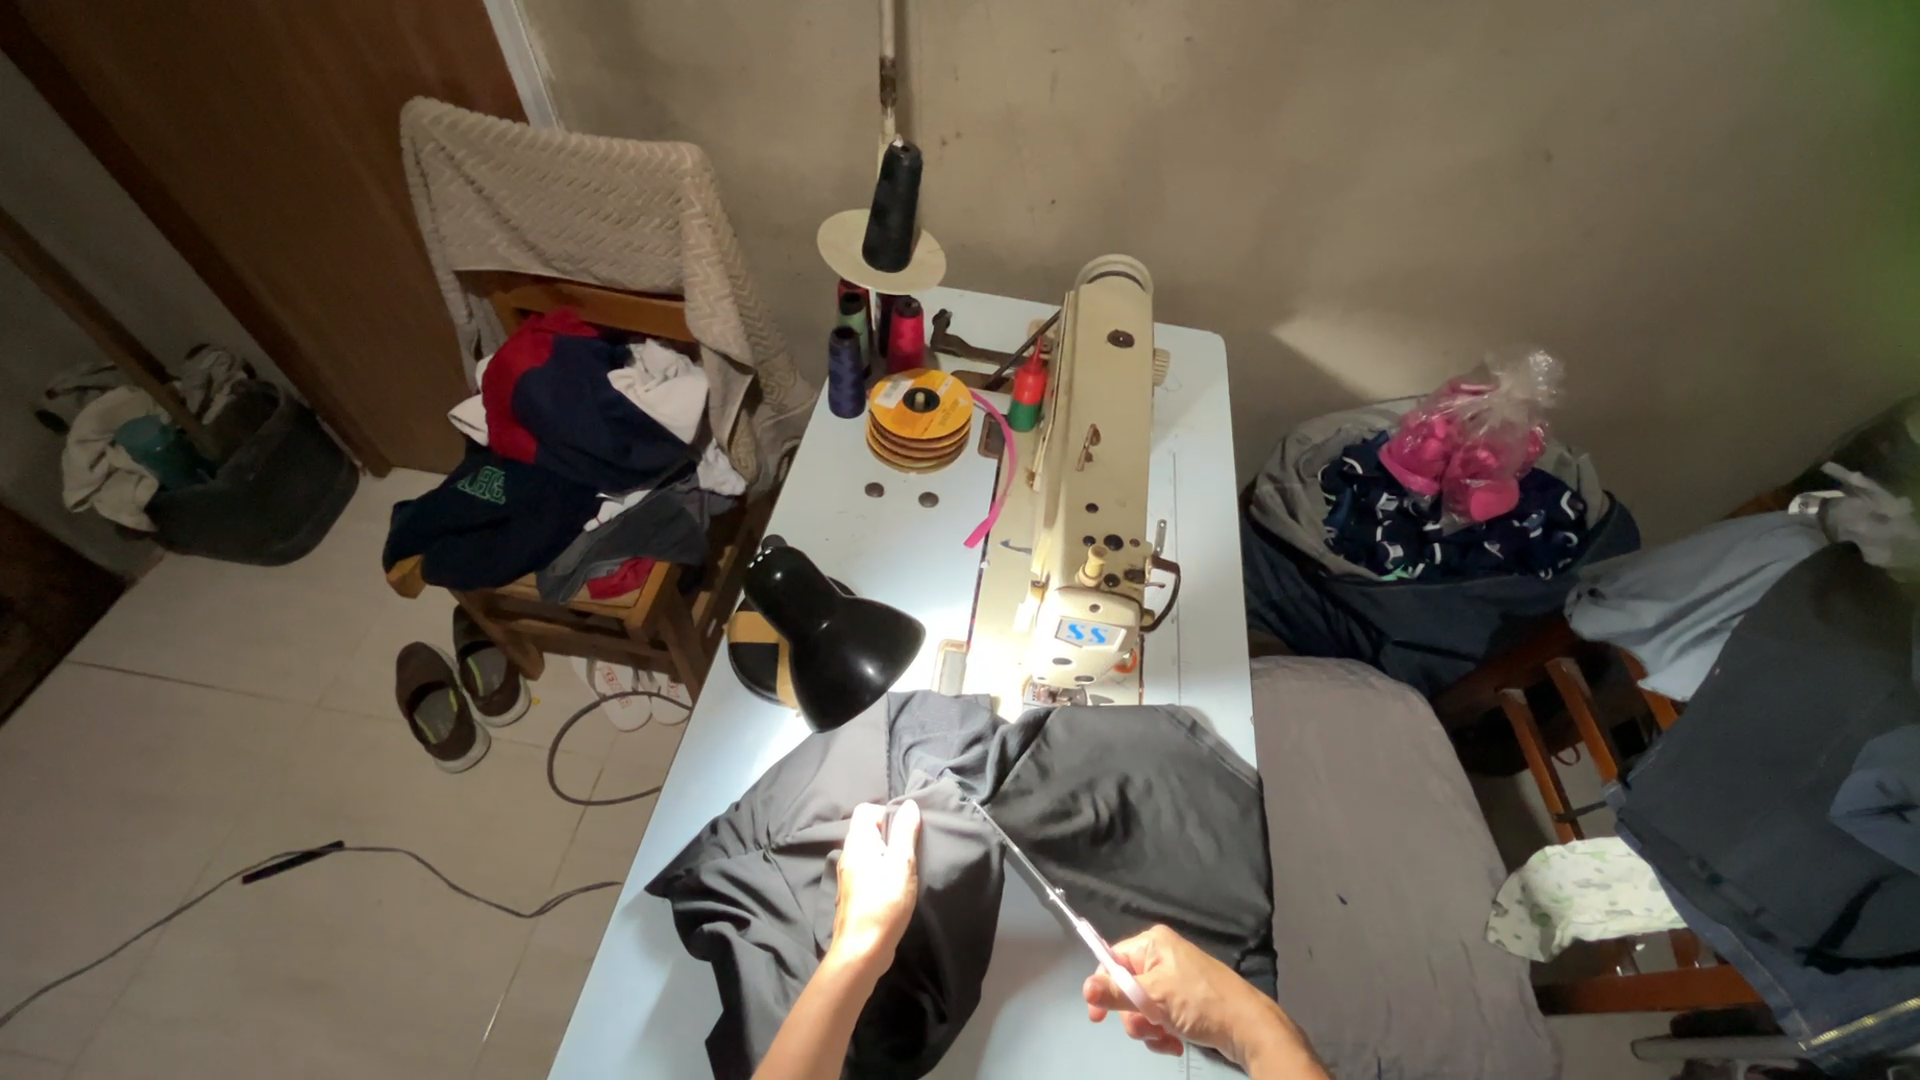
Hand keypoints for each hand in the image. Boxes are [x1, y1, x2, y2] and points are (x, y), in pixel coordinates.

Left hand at [826, 800, 921, 974]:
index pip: (865, 809)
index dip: (886, 813)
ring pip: (867, 852)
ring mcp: (847, 875)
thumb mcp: (901, 862)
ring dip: (885, 855)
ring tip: (904, 869)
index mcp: (858, 841)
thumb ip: (905, 831)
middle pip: (866, 830)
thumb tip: (908, 804)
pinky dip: (879, 871)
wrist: (862, 949)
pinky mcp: (852, 894)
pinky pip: (866, 870)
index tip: (905, 830)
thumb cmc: (884, 901)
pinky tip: (894, 887)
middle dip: (889, 834)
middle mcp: (848, 854)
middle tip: (909, 850)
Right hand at [1083, 925, 1326, 1077]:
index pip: (1113, 959)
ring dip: (1148, 1028)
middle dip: (1134, 1015)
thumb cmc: (1200, 1003)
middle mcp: (1161, 957)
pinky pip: (1160, 1016)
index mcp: (1152, 944)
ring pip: (1142, 1007)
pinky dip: (1162, 1032)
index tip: (1097, 1016)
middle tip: (1147, 1029)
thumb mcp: (1154, 998)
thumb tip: (1085, 986)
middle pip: (1127, 987)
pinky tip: (1175, 1043)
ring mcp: (1174, 979)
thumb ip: (1117, 993)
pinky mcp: (1185, 1001)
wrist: (1248, 1027)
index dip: (1103, 986)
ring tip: (1166, 1038)